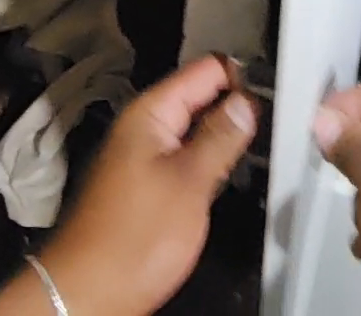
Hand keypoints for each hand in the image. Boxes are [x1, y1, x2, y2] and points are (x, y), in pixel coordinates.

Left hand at [0, 56, 257, 315]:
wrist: (87, 296)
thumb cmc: (134, 238)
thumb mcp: (188, 183)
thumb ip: (221, 137)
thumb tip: (246, 102)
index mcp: (151, 112)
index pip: (206, 69)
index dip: (241, 77)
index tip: (271, 98)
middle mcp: (147, 125)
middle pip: (202, 94)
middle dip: (236, 105)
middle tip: (273, 124)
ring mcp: (146, 153)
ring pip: (197, 126)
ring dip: (225, 133)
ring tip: (260, 145)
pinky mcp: (150, 181)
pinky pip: (188, 152)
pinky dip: (210, 157)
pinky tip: (231, 170)